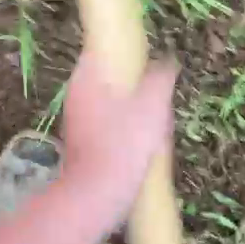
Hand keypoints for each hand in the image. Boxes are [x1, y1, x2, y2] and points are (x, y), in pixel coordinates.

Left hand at [59, 50, 177, 224]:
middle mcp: (76, 94)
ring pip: (110, 102)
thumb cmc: (123, 145)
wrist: (97, 196)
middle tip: (158, 95)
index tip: (147, 57)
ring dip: (133, 108)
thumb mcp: (152, 105)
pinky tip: (143, 144)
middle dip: (135, 84)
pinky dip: (125, 128)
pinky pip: (108, 125)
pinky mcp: (82, 142)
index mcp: (86, 77)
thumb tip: (168, 61)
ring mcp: (77, 119)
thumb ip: (160, 77)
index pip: (102, 47)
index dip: (125, 48)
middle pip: (109, 76)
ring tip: (156, 122)